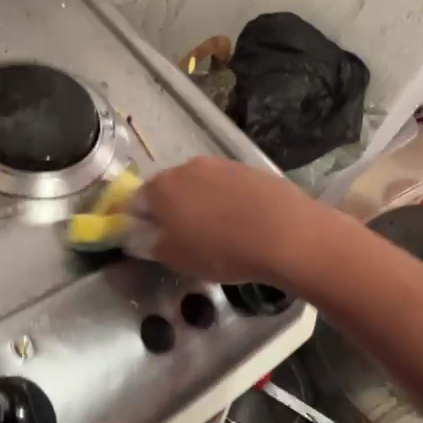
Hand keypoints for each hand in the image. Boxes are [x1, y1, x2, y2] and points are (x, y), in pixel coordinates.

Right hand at [133, 157, 317, 283]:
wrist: (289, 234)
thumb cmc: (222, 250)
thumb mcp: (176, 257)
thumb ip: (146, 243)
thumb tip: (133, 235)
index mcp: (160, 188)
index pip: (133, 201)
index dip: (133, 220)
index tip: (141, 237)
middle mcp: (185, 168)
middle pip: (166, 189)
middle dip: (167, 210)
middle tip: (179, 237)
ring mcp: (220, 165)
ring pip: (197, 185)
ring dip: (197, 204)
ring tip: (214, 231)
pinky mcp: (249, 169)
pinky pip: (225, 186)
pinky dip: (224, 201)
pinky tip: (240, 223)